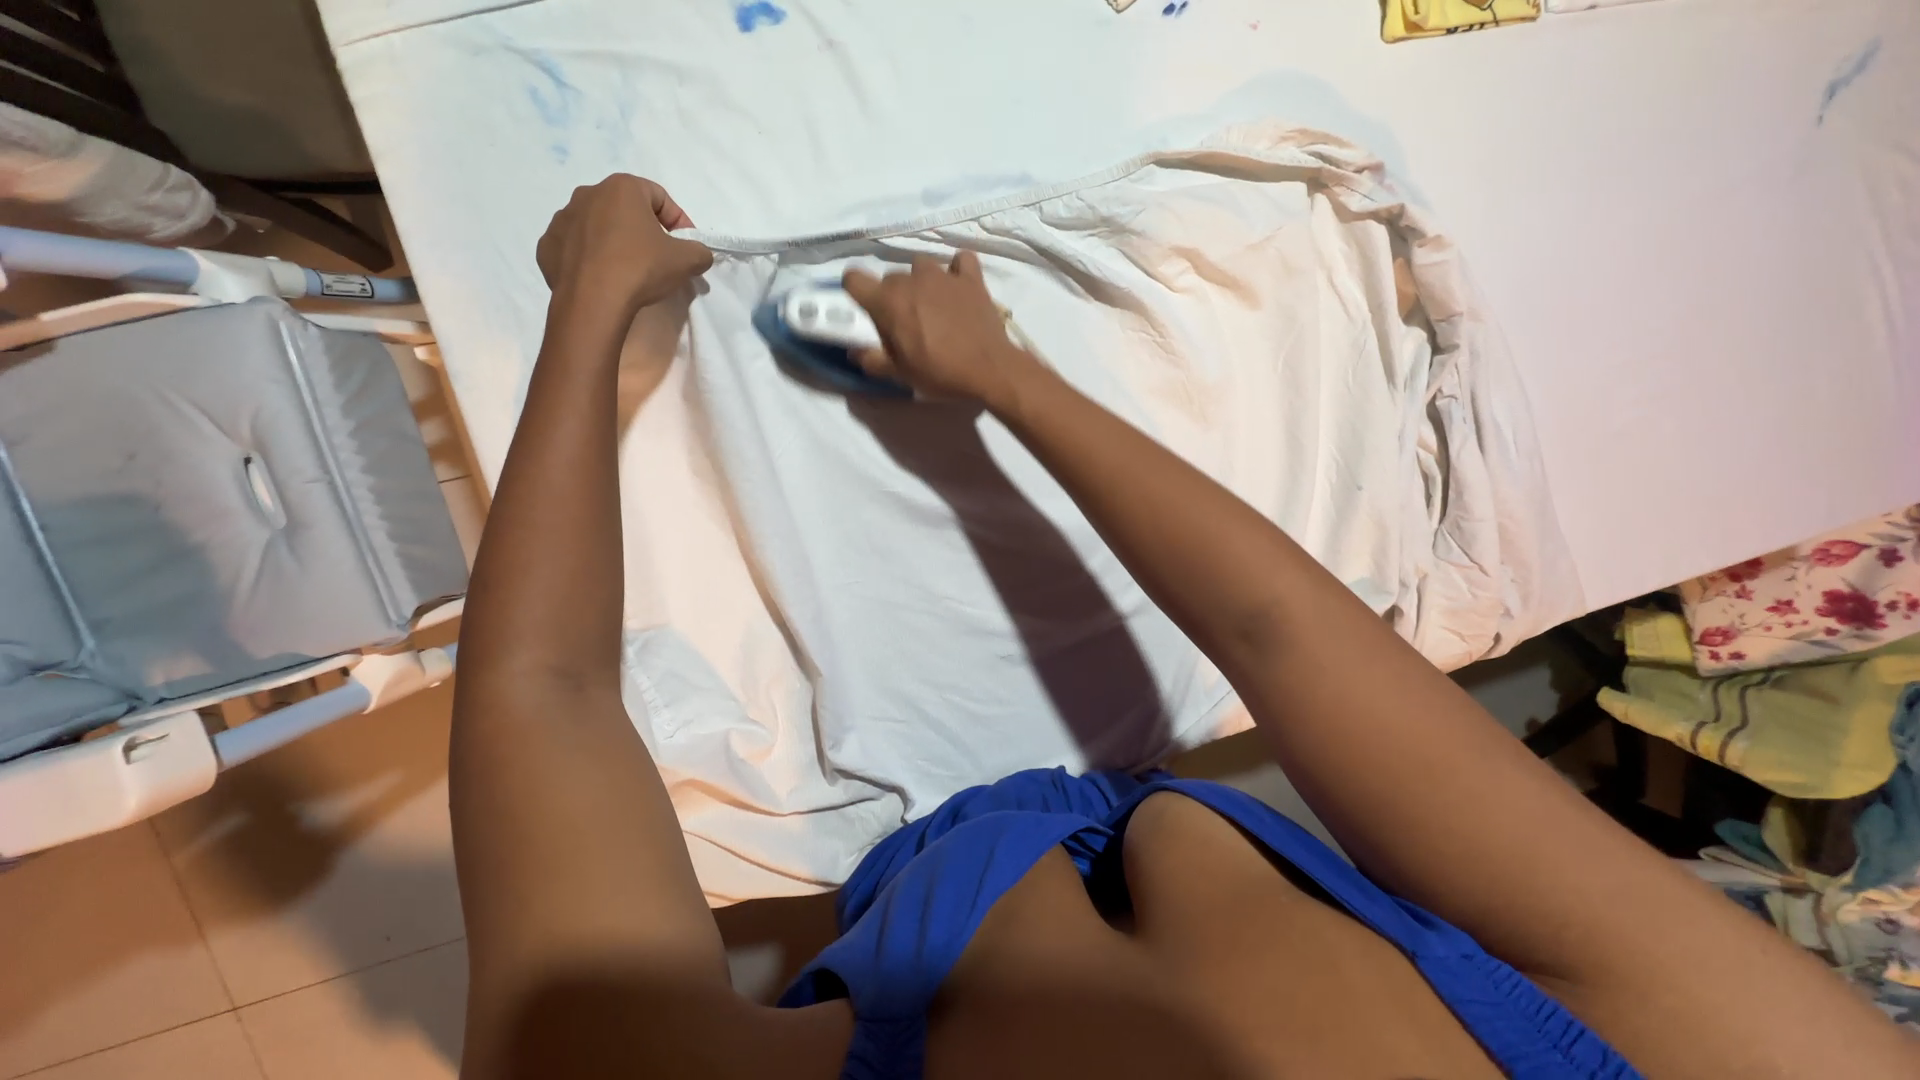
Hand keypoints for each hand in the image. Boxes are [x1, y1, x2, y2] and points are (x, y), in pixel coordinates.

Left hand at [537, 174, 712, 321]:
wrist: (592, 302)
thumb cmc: (641, 269)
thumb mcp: (686, 260)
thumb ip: (699, 251)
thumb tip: (697, 253)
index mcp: (622, 188)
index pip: (659, 196)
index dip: (678, 221)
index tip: (685, 246)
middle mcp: (588, 193)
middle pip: (625, 208)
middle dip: (643, 229)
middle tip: (656, 257)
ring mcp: (562, 218)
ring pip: (597, 225)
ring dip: (614, 241)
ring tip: (626, 270)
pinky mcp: (547, 245)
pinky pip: (574, 246)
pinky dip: (588, 257)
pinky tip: (601, 277)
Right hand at [842, 252, 1040, 407]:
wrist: (989, 370)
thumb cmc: (939, 373)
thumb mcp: (900, 374)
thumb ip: (872, 360)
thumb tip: (854, 351)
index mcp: (888, 302)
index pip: (854, 279)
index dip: (856, 291)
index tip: (866, 308)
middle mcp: (911, 280)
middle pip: (890, 277)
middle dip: (893, 295)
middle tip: (906, 321)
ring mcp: (943, 275)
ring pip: (921, 266)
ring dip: (922, 282)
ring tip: (933, 304)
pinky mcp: (971, 278)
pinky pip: (960, 261)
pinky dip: (957, 270)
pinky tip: (958, 287)